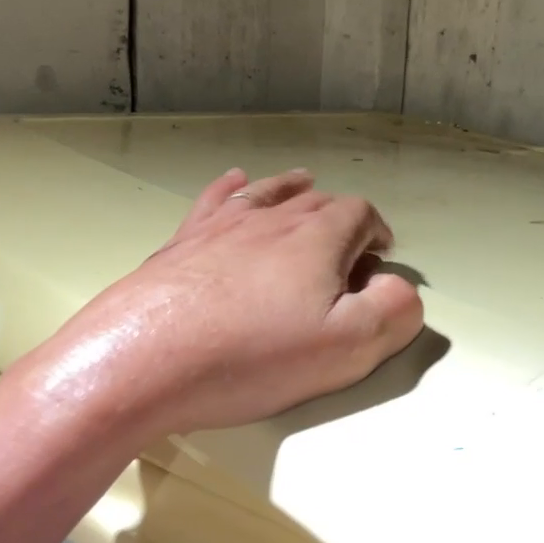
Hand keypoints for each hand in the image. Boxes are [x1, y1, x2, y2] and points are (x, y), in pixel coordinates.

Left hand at [15, 168, 424, 444]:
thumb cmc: (251, 356)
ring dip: (296, 190)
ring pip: (270, 192)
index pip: (363, 215)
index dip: (378, 235)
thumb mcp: (346, 348)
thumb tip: (401, 287)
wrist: (142, 360)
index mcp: (319, 237)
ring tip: (307, 186)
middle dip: (343, 221)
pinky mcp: (184, 240)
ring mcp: (224, 224)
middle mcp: (274, 217)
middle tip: (346, 257)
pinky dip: (234, 188)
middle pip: (320, 203)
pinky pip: (216, 199)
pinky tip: (235, 182)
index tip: (380, 261)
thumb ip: (393, 311)